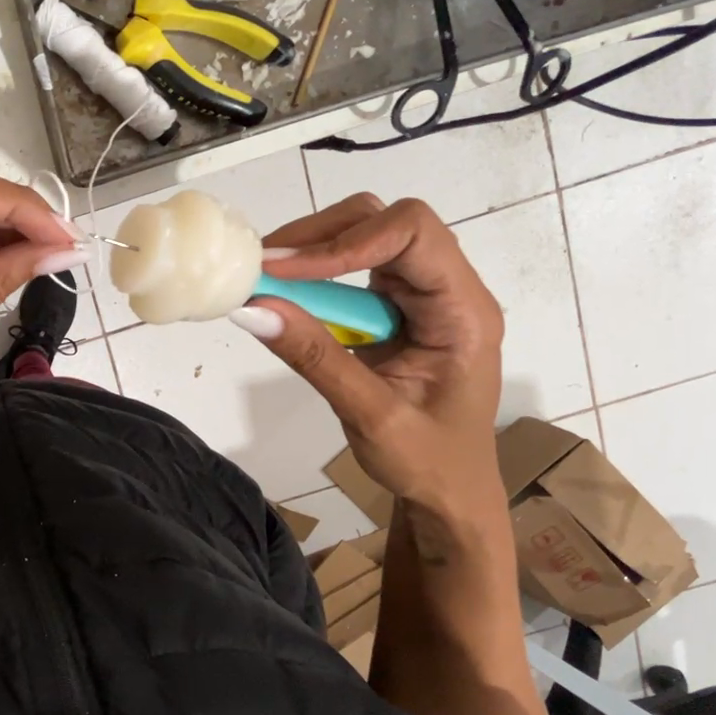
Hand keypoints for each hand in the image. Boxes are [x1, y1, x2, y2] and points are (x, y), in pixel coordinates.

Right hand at [234, 194, 504, 514]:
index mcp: (462, 312)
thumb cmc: (427, 462)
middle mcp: (445, 290)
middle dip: (321, 236)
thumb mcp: (369, 415)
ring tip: (262, 280)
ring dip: (311, 251)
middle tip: (262, 268)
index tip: (283, 271)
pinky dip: (310, 277)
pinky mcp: (391, 310)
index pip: (413, 235)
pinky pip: (350, 273)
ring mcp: (418, 298)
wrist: (448, 492)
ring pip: (365, 238)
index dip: (345, 242)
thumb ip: (314, 358)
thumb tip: (253, 308)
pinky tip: (280, 296)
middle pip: (386, 222)